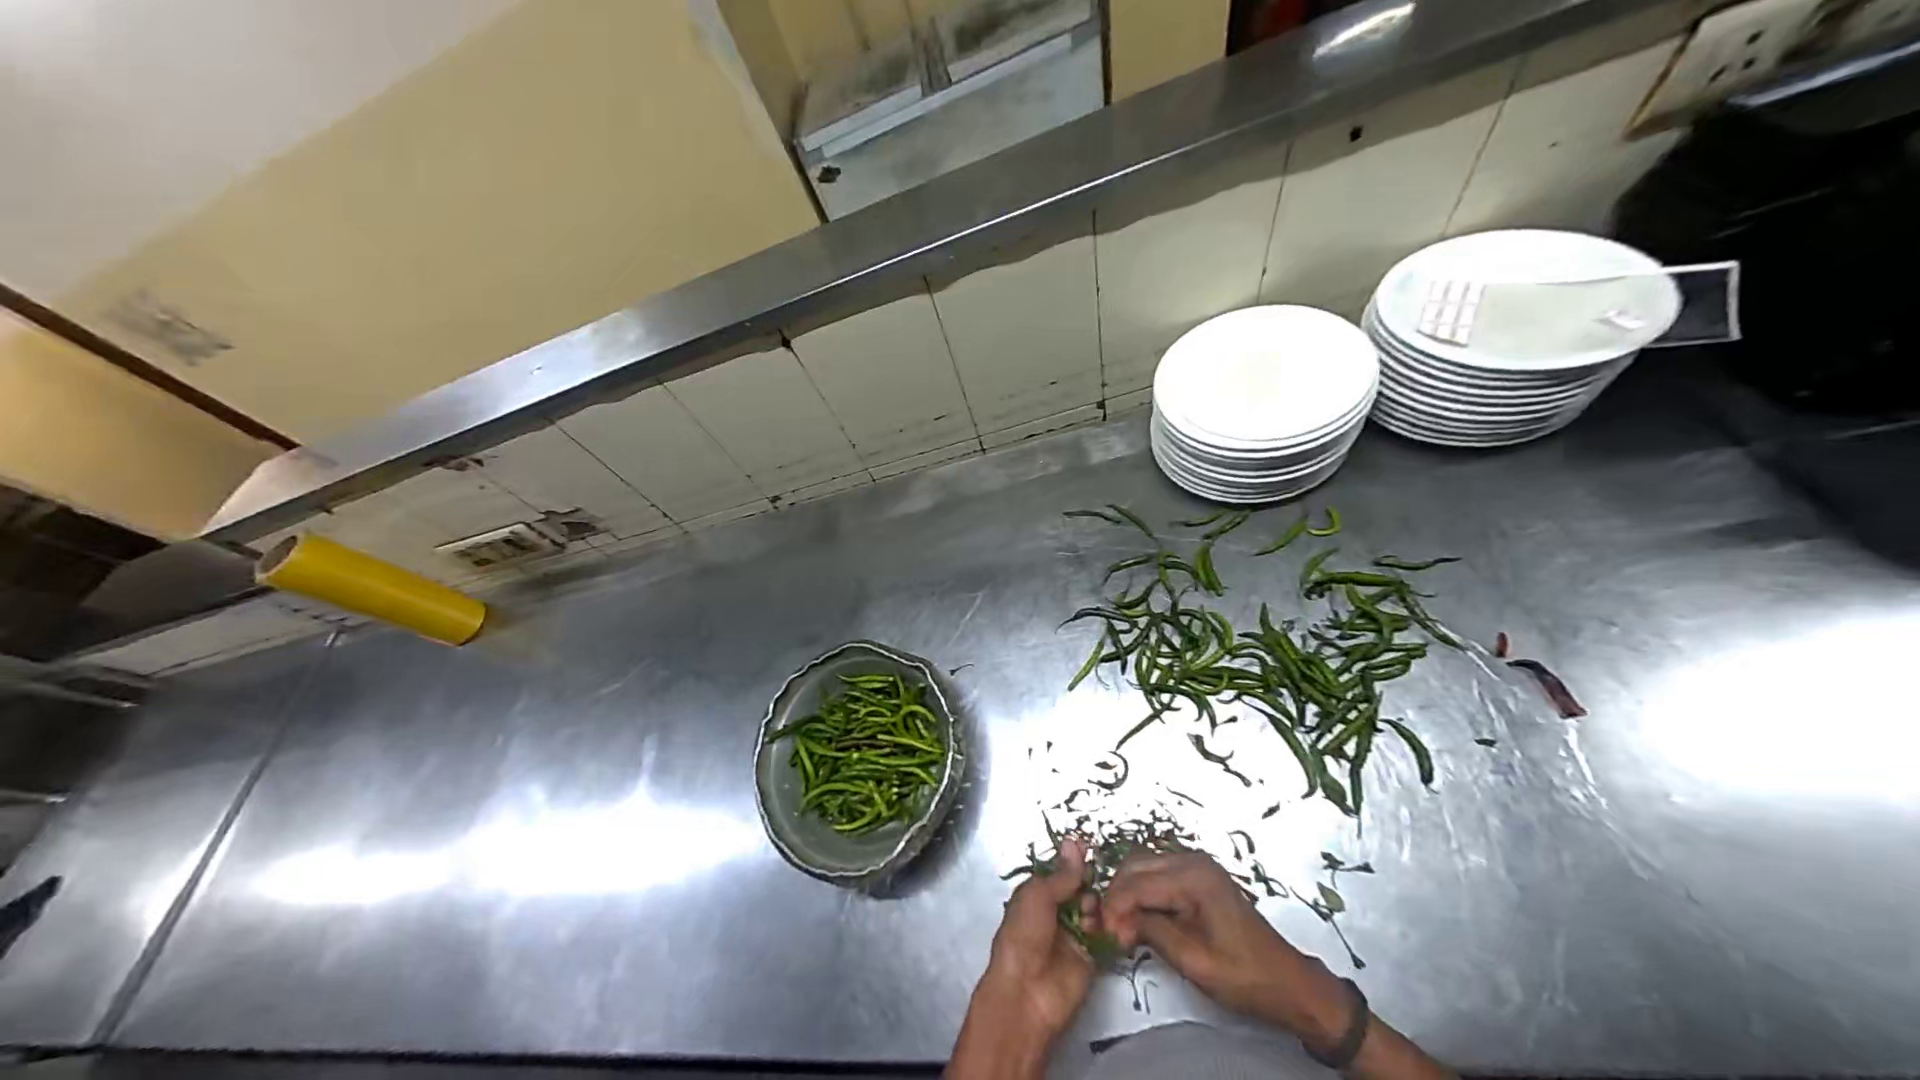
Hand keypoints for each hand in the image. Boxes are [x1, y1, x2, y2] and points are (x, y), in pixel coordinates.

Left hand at [947, 840, 1094, 1078]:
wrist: (1028, 992)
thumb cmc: (1023, 937)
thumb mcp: (1037, 896)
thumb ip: (1061, 874)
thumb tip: (1073, 843)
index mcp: (1037, 893)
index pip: (1060, 870)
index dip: (1073, 858)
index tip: (1089, 842)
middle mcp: (1056, 910)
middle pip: (1081, 887)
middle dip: (1088, 880)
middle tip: (1094, 877)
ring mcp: (1074, 932)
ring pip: (1095, 907)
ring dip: (1097, 904)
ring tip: (1091, 910)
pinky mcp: (1092, 954)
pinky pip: (1106, 933)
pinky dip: (1111, 926)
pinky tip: (1112, 922)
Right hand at [1100, 851, 1351, 1047]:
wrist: (1287, 983)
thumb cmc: (1245, 976)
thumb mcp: (1193, 961)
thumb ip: (1151, 932)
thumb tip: (1118, 922)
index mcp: (1194, 877)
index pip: (1137, 883)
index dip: (1115, 908)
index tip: (1105, 935)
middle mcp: (1192, 860)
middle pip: (1135, 866)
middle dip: (1117, 897)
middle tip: (1110, 932)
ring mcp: (1195, 865)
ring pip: (1142, 867)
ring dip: (1127, 894)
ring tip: (1122, 928)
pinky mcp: (1197, 875)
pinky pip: (1157, 875)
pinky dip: (1142, 893)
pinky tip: (1138, 918)